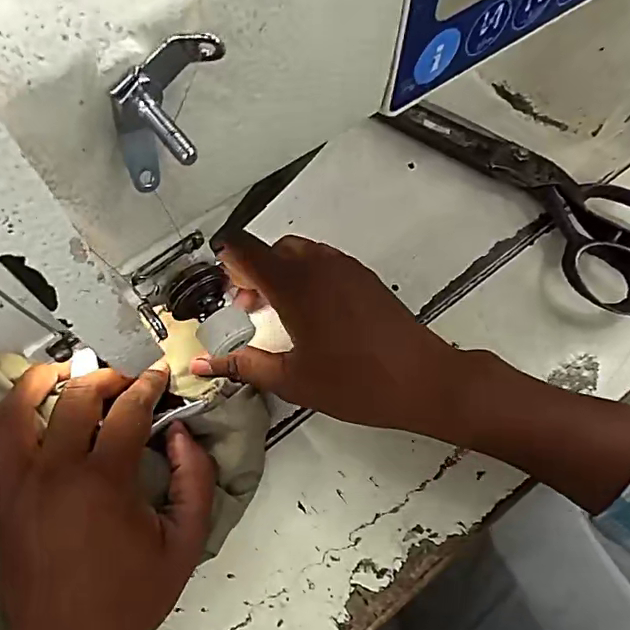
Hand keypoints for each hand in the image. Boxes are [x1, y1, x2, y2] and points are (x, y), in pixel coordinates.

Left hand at [0, 363, 216, 629]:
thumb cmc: (131, 599)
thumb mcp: (186, 541)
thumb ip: (195, 481)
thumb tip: (181, 436)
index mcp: (104, 482)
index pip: (129, 411)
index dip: (149, 387)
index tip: (159, 377)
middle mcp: (54, 474)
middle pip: (75, 398)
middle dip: (106, 378)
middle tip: (126, 381)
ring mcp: (17, 487)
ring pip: (14, 410)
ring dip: (40, 381)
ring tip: (64, 374)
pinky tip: (6, 417)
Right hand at [189, 232, 476, 439]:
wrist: (421, 380)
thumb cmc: (361, 381)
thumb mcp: (292, 379)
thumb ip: (244, 365)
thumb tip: (208, 363)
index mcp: (294, 284)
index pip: (243, 248)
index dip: (225, 262)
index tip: (222, 288)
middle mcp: (320, 266)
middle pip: (270, 248)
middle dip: (251, 272)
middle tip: (247, 308)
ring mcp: (346, 269)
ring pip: (299, 253)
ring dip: (280, 274)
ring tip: (278, 314)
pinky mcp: (364, 278)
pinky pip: (324, 263)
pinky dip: (306, 277)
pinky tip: (310, 316)